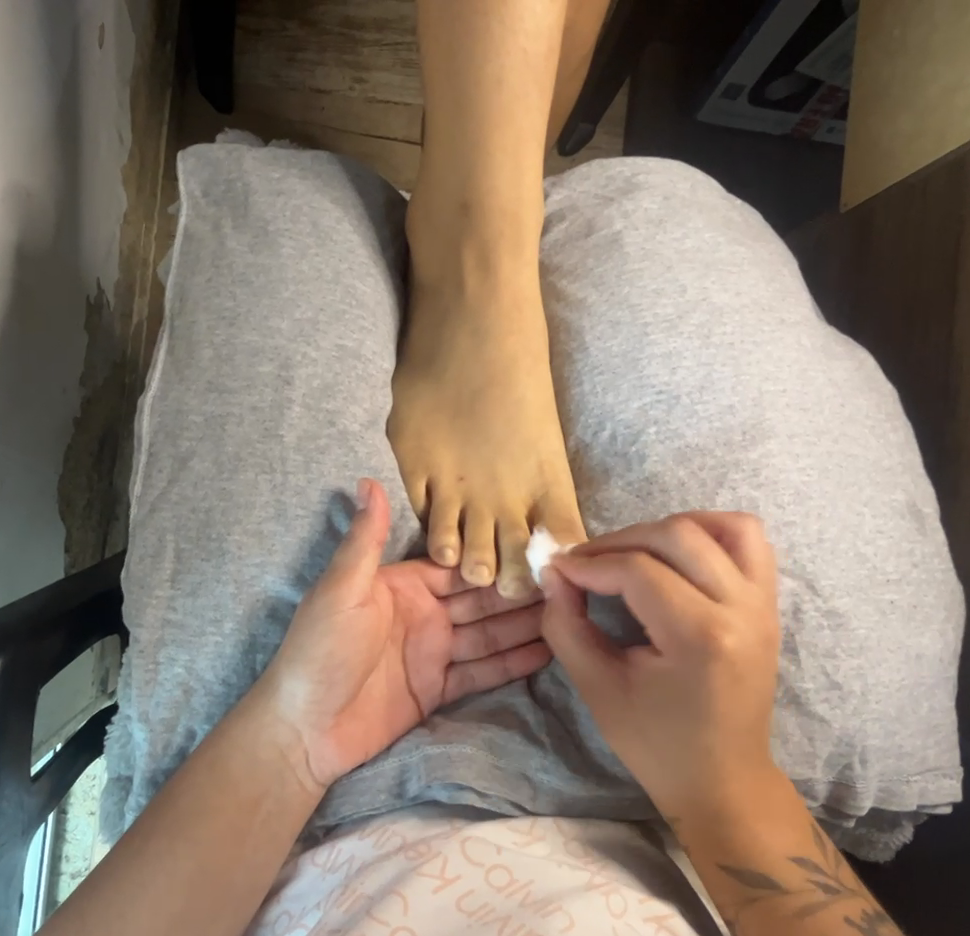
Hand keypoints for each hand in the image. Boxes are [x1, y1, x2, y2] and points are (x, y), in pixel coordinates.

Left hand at [254, 479, 554, 792]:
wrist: (304, 728)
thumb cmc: (319, 651)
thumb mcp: (341, 590)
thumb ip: (366, 540)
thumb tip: (368, 479)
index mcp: (400, 585)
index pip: (458, 565)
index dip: (495, 557)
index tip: (539, 547)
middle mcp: (421, 614)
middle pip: (480, 599)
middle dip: (520, 591)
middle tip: (572, 583)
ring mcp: (430, 652)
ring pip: (488, 634)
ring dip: (524, 624)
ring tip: (573, 614)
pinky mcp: (436, 689)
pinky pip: (481, 671)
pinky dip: (512, 662)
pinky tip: (549, 652)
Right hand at [389, 275, 586, 599]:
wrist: (474, 316)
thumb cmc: (521, 363)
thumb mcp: (546, 434)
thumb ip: (542, 487)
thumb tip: (539, 524)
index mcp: (546, 483)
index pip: (554, 552)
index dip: (551, 575)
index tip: (548, 586)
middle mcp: (502, 494)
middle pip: (506, 564)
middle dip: (506, 583)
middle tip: (503, 585)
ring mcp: (454, 483)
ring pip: (458, 552)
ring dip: (464, 562)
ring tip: (466, 565)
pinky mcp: (415, 465)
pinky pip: (422, 516)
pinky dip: (429, 527)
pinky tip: (434, 531)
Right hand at [538, 512, 784, 817]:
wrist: (721, 777)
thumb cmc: (654, 741)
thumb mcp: (596, 687)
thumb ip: (566, 625)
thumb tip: (553, 574)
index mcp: (700, 637)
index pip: (637, 570)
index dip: (589, 564)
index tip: (557, 572)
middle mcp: (742, 610)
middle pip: (678, 536)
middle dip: (620, 541)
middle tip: (584, 564)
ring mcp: (764, 605)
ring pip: (721, 527)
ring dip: (668, 528)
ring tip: (631, 551)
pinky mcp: (770, 605)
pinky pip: (750, 542)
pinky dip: (709, 532)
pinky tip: (673, 552)